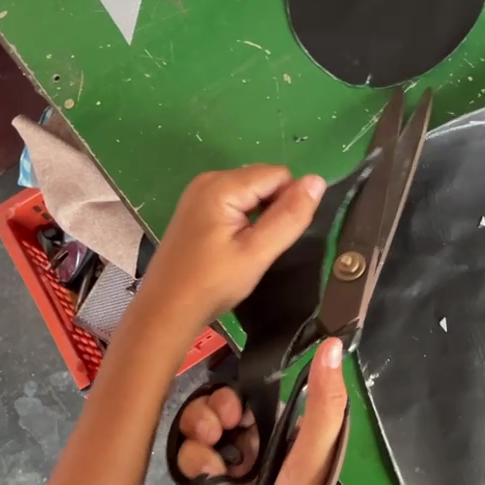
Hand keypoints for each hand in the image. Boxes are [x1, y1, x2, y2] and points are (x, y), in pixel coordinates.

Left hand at [134, 165, 326, 330]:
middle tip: (260, 246)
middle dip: (273, 208)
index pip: (278, 174)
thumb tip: (318, 180)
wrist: (166, 309)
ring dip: (259, 216)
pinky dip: (243, 219)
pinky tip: (233, 246)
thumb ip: (289, 216)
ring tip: (246, 248)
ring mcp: (198, 193)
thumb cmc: (212, 283)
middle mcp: (208, 179)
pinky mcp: (195, 208)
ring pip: (250, 191)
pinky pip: (233, 201)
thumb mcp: (257, 252)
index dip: (288, 203)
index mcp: (222, 185)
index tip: (276, 237)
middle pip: (263, 179)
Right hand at [179, 337, 350, 484]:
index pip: (236, 398)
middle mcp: (252, 450)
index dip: (224, 402)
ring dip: (200, 465)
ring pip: (194, 450)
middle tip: (217, 453)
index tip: (230, 418)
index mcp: (277, 432)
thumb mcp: (314, 453)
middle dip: (203, 431)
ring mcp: (231, 477)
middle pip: (207, 419)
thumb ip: (324, 401)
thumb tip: (334, 343)